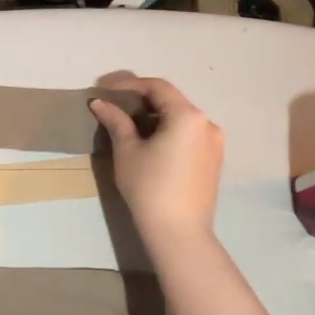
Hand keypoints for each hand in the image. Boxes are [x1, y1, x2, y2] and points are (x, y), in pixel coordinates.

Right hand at [89, 76, 222, 242]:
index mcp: (188, 116)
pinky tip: (151, 143)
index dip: (130, 85)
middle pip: (172, 101)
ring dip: (156, 116)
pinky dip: (169, 131)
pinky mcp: (214, 160)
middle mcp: (207, 124)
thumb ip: (116, 121)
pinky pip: (190, 134)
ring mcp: (215, 143)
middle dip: (142, 100)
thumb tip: (99, 103)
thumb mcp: (127, 149)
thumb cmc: (149, 185)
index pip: (158, 87)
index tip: (106, 92)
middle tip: (115, 108)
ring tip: (130, 126)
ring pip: (181, 118)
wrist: (179, 229)